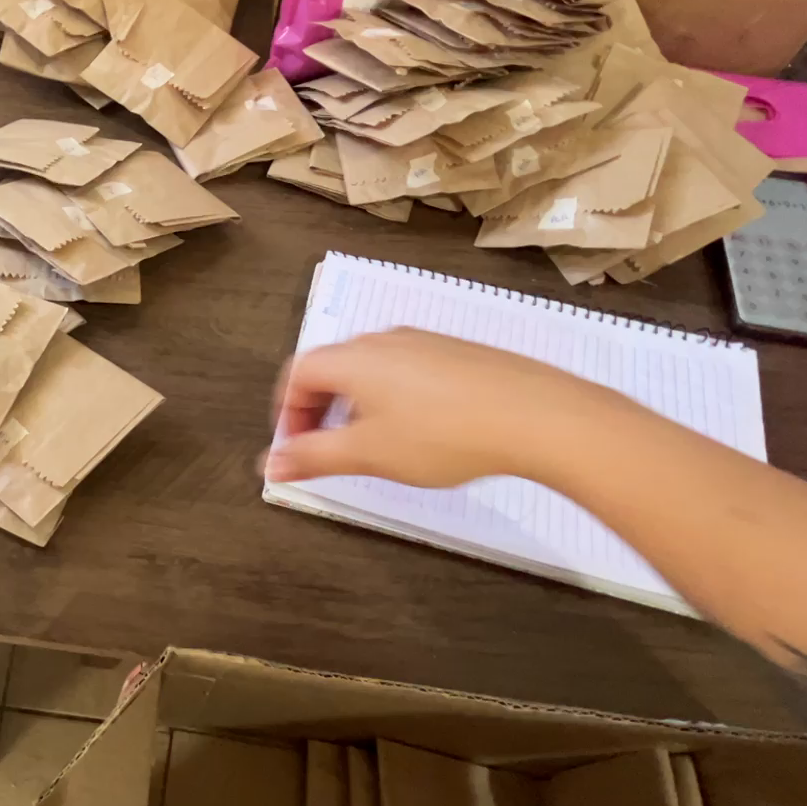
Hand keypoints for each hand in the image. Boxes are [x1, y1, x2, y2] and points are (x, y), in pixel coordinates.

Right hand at [266, 327, 628, 487]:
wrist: (539, 416)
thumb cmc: (441, 436)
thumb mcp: (368, 453)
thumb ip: (312, 457)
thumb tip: (267, 465)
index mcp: (352, 359)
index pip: (297, 373)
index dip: (285, 411)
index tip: (294, 447)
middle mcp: (382, 340)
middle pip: (330, 368)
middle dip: (316, 409)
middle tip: (323, 448)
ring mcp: (423, 342)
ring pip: (367, 369)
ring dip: (351, 405)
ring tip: (368, 443)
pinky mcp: (456, 352)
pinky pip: (403, 370)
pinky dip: (387, 397)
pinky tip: (416, 430)